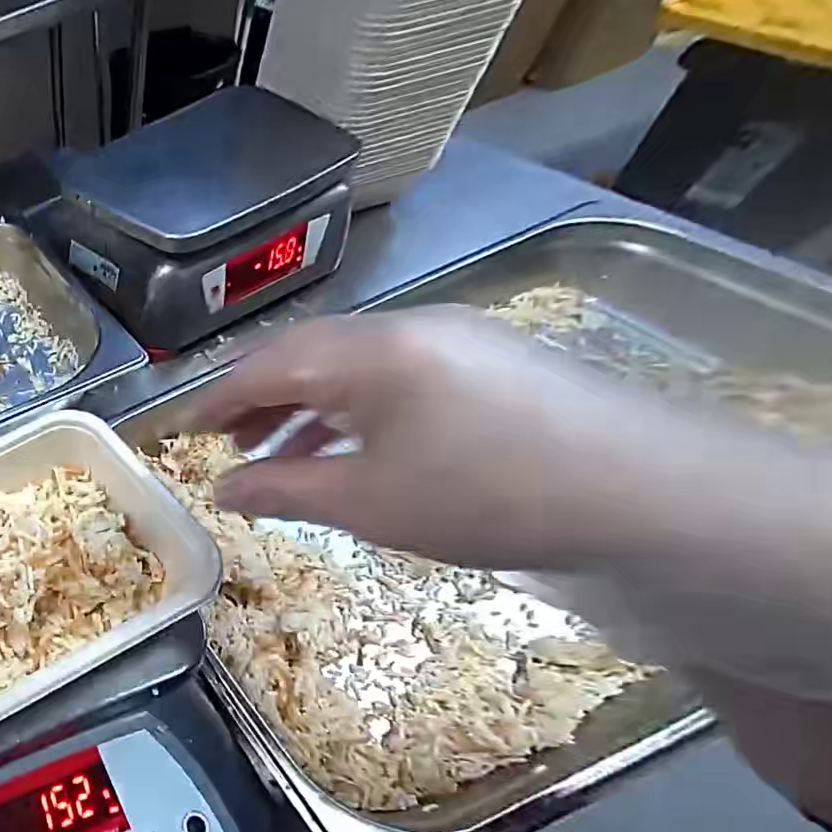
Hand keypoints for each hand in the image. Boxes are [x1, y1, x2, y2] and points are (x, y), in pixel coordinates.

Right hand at [184, 306, 717, 570]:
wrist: (649, 495)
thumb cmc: (487, 496)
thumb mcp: (369, 503)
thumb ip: (284, 490)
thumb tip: (223, 490)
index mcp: (368, 351)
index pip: (266, 364)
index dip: (217, 397)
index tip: (182, 426)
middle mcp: (405, 328)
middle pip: (308, 356)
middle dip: (259, 400)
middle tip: (227, 442)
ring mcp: (452, 339)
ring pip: (353, 368)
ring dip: (308, 409)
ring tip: (278, 454)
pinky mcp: (487, 361)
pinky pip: (396, 379)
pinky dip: (357, 413)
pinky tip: (352, 450)